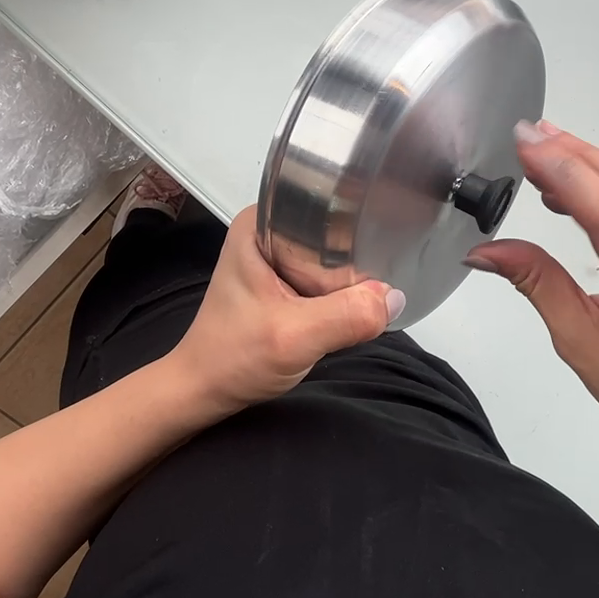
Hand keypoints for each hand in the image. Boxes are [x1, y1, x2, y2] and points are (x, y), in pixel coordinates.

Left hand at [164, 208, 402, 418]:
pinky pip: (325, 279)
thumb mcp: (294, 337)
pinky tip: (355, 305)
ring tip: (375, 291)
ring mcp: (274, 259)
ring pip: (332, 258)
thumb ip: (345, 316)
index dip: (357, 227)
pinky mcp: (283, 285)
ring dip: (351, 278)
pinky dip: (340, 294)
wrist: (204, 391)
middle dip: (358, 256)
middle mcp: (266, 232)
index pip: (325, 207)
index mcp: (259, 224)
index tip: (388, 247)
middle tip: (388, 277)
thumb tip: (394, 298)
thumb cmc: (233, 358)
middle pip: (333, 233)